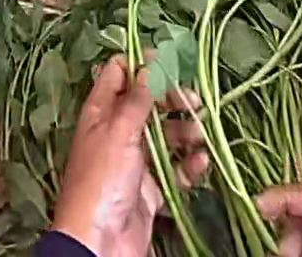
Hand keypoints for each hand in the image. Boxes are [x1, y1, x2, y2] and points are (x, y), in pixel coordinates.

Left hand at [51, 57, 207, 256]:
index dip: (142, 64)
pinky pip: (172, 168)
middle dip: (170, 98)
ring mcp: (134, 158)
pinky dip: (187, 164)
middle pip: (147, 100)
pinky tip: (201, 163)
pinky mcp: (149, 186)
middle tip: (193, 101)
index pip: (119, 71)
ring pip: (163, 134)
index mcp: (102, 108)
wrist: (100, 244)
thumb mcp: (120, 131)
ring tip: (200, 133)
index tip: (169, 64)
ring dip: (184, 130)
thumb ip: (137, 98)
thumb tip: (149, 65)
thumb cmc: (103, 179)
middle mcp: (117, 128)